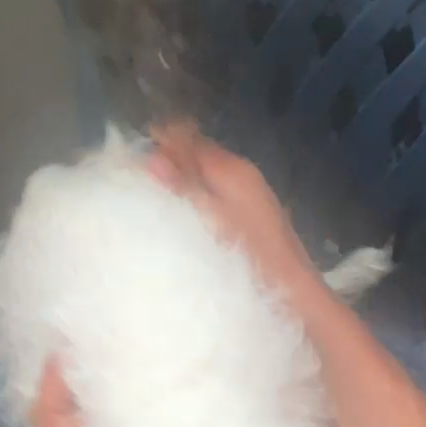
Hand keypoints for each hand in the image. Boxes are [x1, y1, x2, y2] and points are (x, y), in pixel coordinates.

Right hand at [147, 122, 327, 314]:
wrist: (292, 288)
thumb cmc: (250, 254)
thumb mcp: (211, 219)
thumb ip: (183, 187)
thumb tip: (150, 158)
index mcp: (231, 168)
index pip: (188, 138)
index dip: (160, 143)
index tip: (133, 161)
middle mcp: (241, 173)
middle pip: (197, 153)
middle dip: (169, 161)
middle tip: (138, 180)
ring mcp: (248, 192)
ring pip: (205, 173)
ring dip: (182, 179)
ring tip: (153, 197)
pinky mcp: (250, 212)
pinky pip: (216, 191)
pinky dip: (197, 196)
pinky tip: (182, 216)